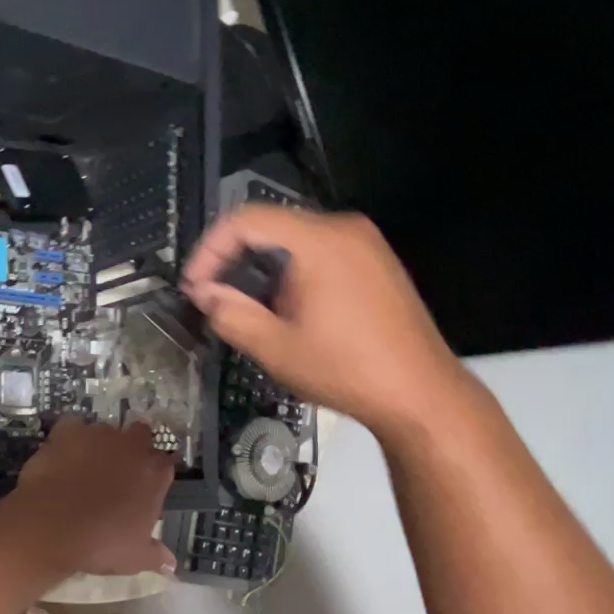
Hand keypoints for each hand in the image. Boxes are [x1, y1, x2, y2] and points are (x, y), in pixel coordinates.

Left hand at [8, 416, 176, 576]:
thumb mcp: (134, 557)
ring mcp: (98, 435)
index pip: (166, 463)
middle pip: (141, 435)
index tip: (145, 484)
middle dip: (133, 447)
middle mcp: (131, 446)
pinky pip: (72, 426)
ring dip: (100, 443)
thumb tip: (171, 566)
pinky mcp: (67, 431)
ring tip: (85, 465)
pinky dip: (69, 436)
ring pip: (105, 430)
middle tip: (118, 470)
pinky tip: (62, 453)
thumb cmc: (101, 543)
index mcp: (154, 473)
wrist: (53, 526)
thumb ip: (155, 555)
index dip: (155, 472)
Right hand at [180, 207, 477, 438]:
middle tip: (214, 302)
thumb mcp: (275, 348)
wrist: (418, 393)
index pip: (246, 220)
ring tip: (251, 315)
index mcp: (319, 241)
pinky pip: (320, 256)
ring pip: (294, 244)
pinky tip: (288, 316)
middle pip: (271, 228)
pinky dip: (292, 277)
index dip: (209, 250)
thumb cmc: (345, 369)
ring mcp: (365, 245)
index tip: (194, 286)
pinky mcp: (376, 264)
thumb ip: (231, 314)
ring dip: (263, 274)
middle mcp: (344, 230)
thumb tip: (206, 294)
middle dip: (235, 264)